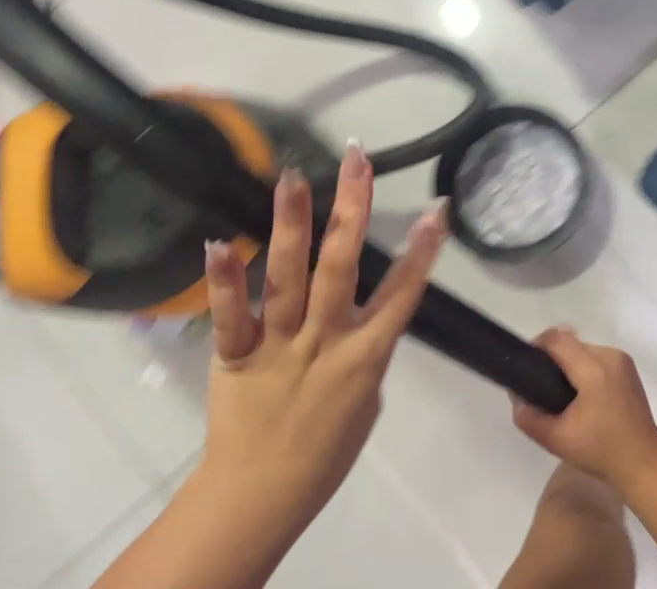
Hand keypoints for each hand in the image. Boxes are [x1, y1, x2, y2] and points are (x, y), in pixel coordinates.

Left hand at [197, 145, 447, 524]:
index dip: (424, 249)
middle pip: (343, 267)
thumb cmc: (327, 452)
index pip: (403, 292)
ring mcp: (279, 346)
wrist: (259, 498)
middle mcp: (326, 340)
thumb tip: (358, 318)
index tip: (437, 207)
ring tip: (294, 178)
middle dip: (352, 208)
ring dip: (293, 225)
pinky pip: (229, 317)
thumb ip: (365, 351)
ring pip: (288, 278)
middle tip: (355, 160)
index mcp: (367, 355)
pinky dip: (224, 282)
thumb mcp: (367, 400)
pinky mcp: (235, 358)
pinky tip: (219, 243)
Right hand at [512, 328, 656, 489]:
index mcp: (594, 370)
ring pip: (584, 350)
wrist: (642, 461)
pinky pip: (598, 358)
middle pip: (571, 344)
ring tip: (559, 394)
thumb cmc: (600, 451)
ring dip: (569, 364)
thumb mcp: (556, 439)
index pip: (559, 339)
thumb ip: (529, 416)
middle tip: (539, 386)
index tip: (525, 363)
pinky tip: (580, 396)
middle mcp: (610, 356)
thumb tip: (517, 395)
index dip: (537, 345)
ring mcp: (622, 360)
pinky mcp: (629, 368)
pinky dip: (584, 369)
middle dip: (552, 359)